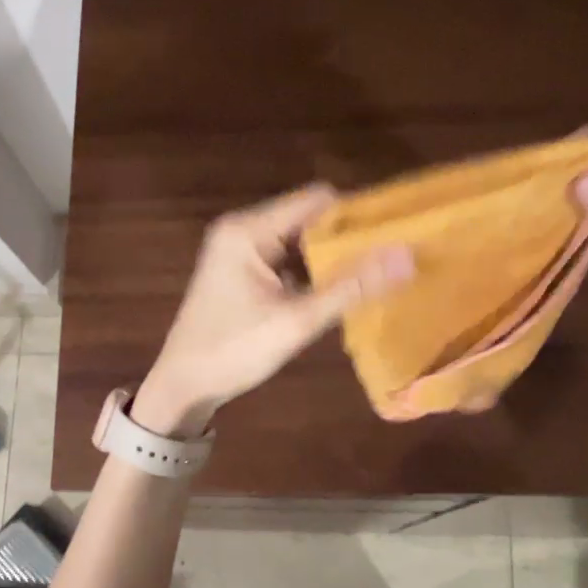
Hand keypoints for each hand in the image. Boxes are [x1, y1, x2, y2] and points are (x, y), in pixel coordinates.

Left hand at [134, 185, 413, 435]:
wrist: (181, 387)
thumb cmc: (232, 351)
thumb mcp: (296, 321)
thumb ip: (352, 287)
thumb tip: (407, 256)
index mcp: (248, 230)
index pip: (317, 200)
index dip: (356, 216)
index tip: (396, 238)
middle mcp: (241, 230)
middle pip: (309, 218)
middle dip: (346, 240)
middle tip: (391, 262)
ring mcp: (238, 252)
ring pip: (299, 242)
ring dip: (330, 259)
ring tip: (373, 278)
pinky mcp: (240, 273)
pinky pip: (285, 261)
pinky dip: (310, 274)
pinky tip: (337, 294)